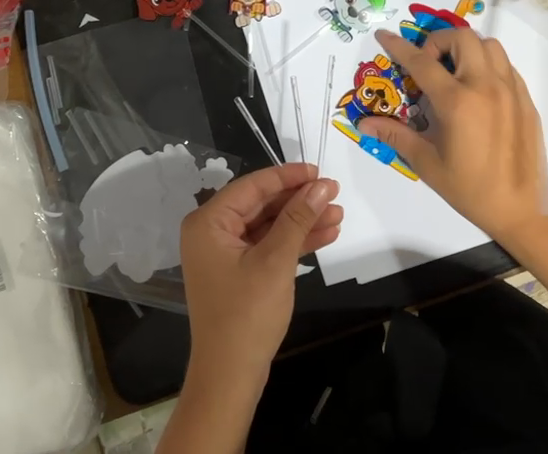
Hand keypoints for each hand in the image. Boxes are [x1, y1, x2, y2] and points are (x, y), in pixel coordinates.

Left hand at [179, 163, 341, 380]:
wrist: (230, 376)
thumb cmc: (247, 314)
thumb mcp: (276, 261)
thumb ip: (297, 219)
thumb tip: (320, 185)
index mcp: (208, 222)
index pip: (252, 186)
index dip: (288, 176)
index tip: (319, 171)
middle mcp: (212, 231)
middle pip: (261, 204)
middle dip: (299, 200)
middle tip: (335, 193)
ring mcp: (224, 253)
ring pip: (268, 225)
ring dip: (302, 221)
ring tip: (338, 214)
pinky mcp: (238, 272)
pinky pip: (268, 245)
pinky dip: (294, 241)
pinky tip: (326, 235)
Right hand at [360, 28, 547, 242]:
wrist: (524, 209)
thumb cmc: (471, 189)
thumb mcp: (427, 163)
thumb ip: (396, 136)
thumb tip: (364, 123)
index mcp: (457, 102)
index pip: (421, 62)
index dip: (399, 46)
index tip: (384, 35)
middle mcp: (485, 87)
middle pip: (462, 38)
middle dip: (438, 42)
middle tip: (428, 65)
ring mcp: (510, 90)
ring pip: (489, 45)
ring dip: (466, 49)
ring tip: (454, 72)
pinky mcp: (526, 99)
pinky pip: (505, 65)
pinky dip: (487, 65)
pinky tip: (476, 90)